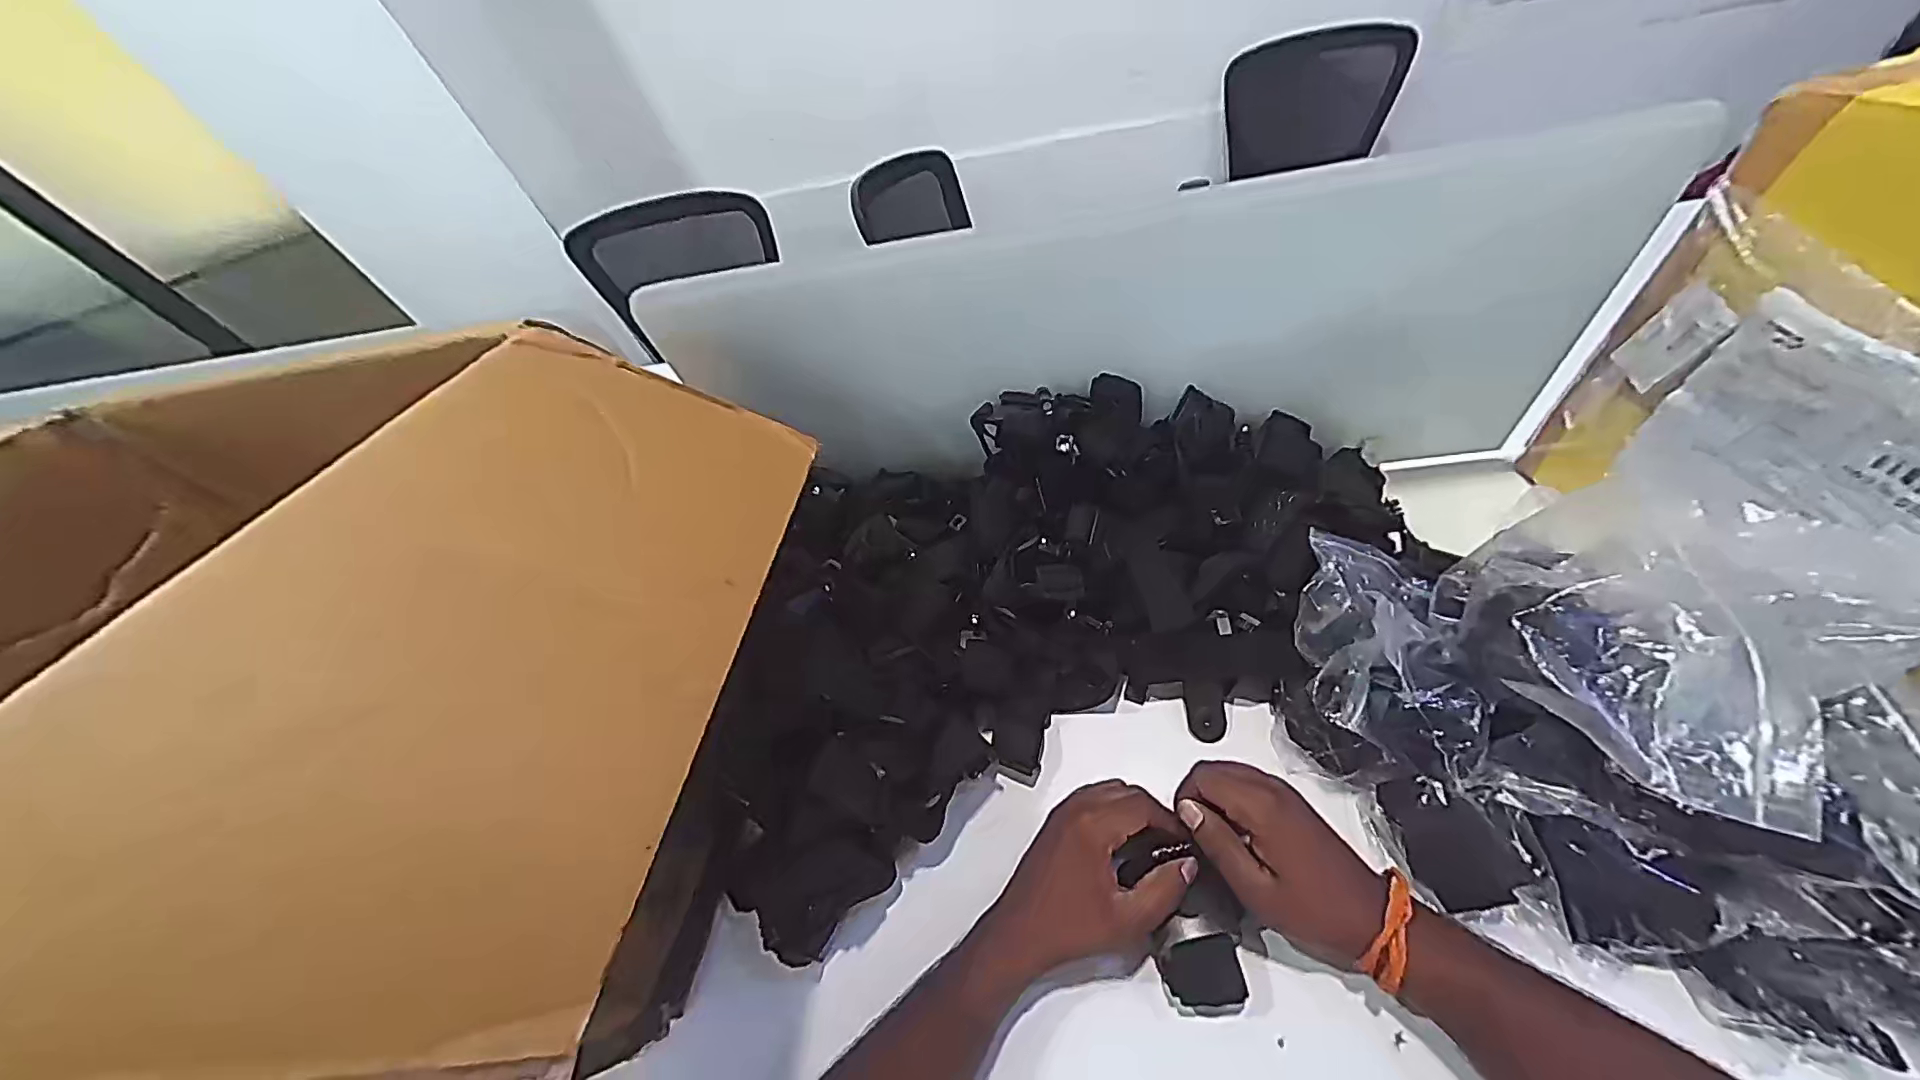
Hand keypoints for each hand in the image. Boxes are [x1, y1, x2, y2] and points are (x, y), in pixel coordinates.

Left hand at [976, 780, 1196, 979]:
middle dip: (1155, 813)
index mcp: (1091, 827)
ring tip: (1151, 840)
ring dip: (1133, 808)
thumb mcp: (1128, 919)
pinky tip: (1122, 840)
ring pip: (1109, 791)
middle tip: (1171, 842)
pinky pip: (1092, 799)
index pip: (1143, 804)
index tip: (1184, 841)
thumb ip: (1165, 890)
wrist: (1021, 934)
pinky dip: (1113, 809)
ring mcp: (1062, 815)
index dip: (1171, 822)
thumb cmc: (1061, 927)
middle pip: (1127, 791)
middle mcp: (1074, 812)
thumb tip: (1184, 868)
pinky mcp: (1056, 822)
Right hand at [1175, 761, 1386, 968]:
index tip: (1187, 828)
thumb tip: (1189, 812)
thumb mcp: (1254, 888)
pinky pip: (1248, 784)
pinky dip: (1231, 799)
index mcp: (1263, 807)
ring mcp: (1285, 794)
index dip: (1185, 800)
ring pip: (1230, 773)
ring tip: (1217, 837)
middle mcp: (1275, 791)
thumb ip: (1216, 843)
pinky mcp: (1291, 803)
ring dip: (1213, 796)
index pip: (1203, 776)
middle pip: (1214, 768)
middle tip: (1197, 832)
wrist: (1369, 919)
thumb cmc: (1320, 911)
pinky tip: (1238, 834)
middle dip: (1195, 795)